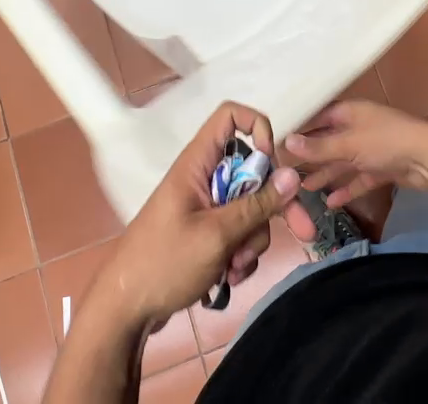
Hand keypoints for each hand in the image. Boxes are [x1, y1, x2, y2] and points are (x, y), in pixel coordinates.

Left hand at [84, 102, 304, 331]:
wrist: (124, 310)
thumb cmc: (164, 263)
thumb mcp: (216, 235)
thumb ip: (256, 205)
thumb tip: (292, 176)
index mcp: (198, 163)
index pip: (230, 117)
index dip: (256, 128)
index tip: (270, 161)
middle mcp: (203, 178)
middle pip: (252, 171)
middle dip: (274, 204)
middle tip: (303, 231)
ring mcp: (205, 207)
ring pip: (250, 207)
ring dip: (253, 237)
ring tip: (236, 267)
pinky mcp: (206, 233)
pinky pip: (239, 232)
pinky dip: (241, 253)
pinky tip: (231, 276)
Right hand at [284, 100, 427, 209]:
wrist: (427, 159)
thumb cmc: (385, 141)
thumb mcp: (349, 144)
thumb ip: (319, 146)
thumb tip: (287, 142)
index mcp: (350, 112)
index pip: (318, 116)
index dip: (300, 129)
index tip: (278, 141)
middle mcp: (358, 127)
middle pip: (329, 141)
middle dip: (310, 156)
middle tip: (286, 170)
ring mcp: (370, 148)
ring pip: (343, 162)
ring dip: (326, 174)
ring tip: (304, 188)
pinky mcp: (381, 168)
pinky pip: (358, 178)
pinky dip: (347, 189)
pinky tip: (331, 203)